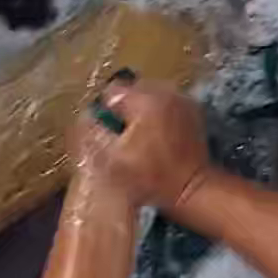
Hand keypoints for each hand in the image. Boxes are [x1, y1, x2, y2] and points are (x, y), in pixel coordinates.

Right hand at [71, 78, 210, 209]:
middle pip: (133, 88)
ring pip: (151, 93)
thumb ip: (96, 135)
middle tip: (123, 133)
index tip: (106, 128)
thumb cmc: (150, 176)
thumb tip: (85, 117)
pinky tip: (160, 133)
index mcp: (142, 100)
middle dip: (125, 107)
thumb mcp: (114, 161)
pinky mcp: (192, 108)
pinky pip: (167, 100)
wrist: (192, 188)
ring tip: (142, 133)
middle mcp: (162, 90)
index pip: (113, 90)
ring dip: (143, 107)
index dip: (105, 109)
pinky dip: (160, 110)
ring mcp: (180, 97)